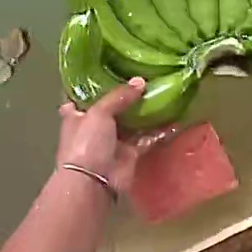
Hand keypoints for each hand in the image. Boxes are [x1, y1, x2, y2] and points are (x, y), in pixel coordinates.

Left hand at [55, 80, 175, 197]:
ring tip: (164, 93)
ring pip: (132, 121)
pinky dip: (160, 130)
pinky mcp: (131, 152)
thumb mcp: (99, 113)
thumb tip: (141, 82)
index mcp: (77, 116)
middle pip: (111, 107)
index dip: (91, 85)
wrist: (95, 181)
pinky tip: (175, 118)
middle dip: (126, 96)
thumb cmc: (87, 143)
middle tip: (145, 78)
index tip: (107, 71)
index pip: (81, 97)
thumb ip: (119, 96)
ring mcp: (113, 140)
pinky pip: (148, 137)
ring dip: (146, 111)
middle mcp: (94, 127)